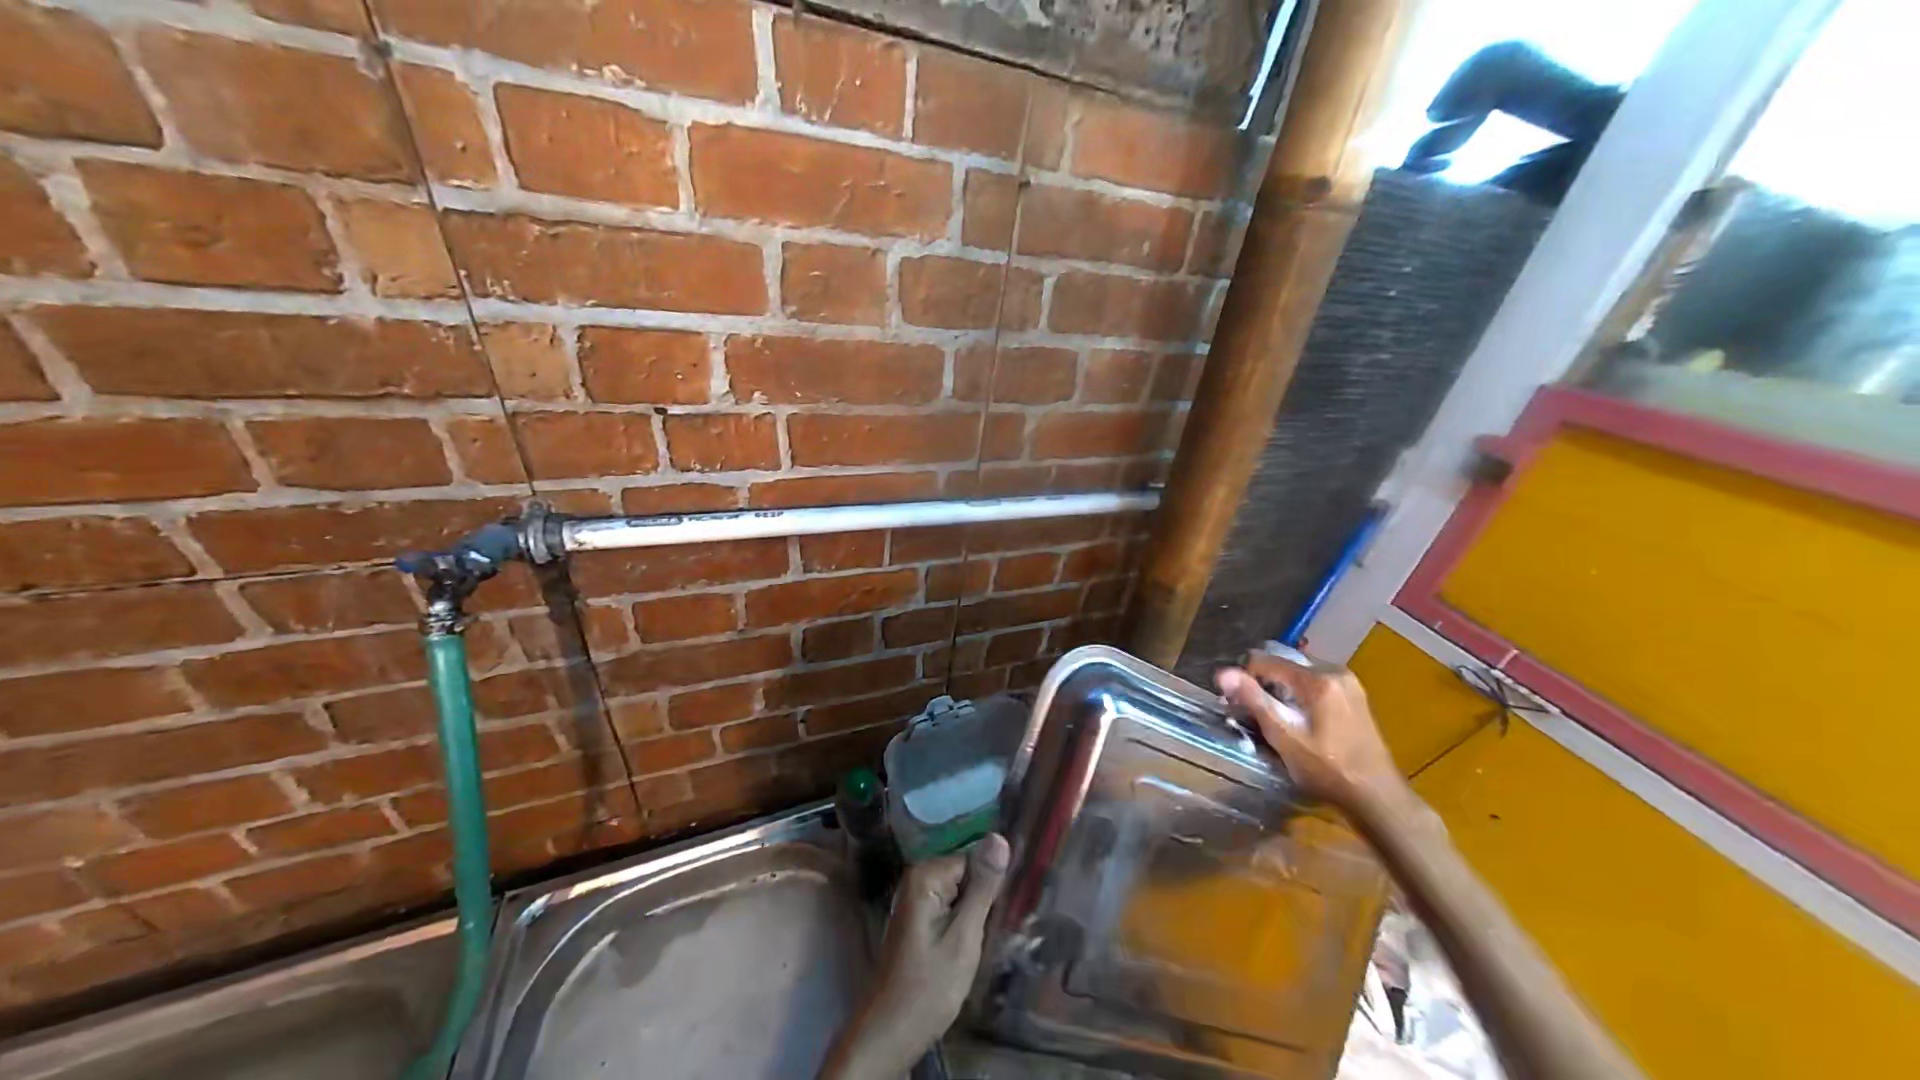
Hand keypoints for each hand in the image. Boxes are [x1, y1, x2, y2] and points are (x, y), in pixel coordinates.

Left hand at [819, 834, 1010, 1079]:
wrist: (889, 1033)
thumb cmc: (928, 987)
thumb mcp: (964, 937)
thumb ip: (983, 887)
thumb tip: (1000, 837)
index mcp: (925, 875)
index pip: (974, 861)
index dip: (991, 888)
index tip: (1000, 915)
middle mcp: (916, 879)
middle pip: (966, 875)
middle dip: (983, 900)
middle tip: (989, 933)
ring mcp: (915, 900)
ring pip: (960, 893)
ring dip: (974, 915)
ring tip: (979, 942)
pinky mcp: (918, 919)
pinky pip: (950, 908)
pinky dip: (962, 925)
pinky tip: (966, 948)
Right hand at [1216, 651, 1402, 807]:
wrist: (1377, 796)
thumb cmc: (1327, 770)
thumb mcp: (1284, 736)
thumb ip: (1254, 700)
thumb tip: (1223, 672)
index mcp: (1318, 678)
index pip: (1264, 660)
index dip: (1244, 680)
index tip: (1238, 706)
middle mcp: (1335, 671)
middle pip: (1282, 665)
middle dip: (1263, 685)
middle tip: (1254, 716)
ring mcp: (1348, 683)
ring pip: (1298, 674)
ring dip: (1280, 691)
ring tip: (1275, 720)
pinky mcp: (1353, 695)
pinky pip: (1314, 683)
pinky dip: (1299, 695)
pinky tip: (1298, 721)